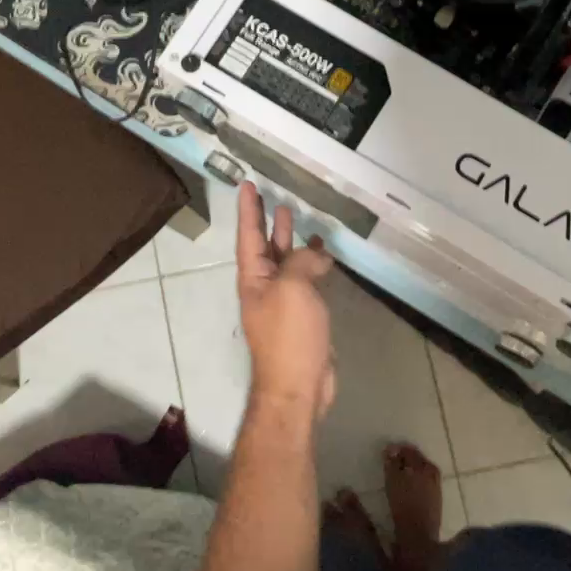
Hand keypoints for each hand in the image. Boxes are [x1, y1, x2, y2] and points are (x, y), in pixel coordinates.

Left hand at [235, 182, 335, 418]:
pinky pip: (305, 282)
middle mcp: (264, 287)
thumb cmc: (289, 335)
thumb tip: (316, 255)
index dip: (249, 210)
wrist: (298, 385)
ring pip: (286, 263)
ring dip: (290, 241)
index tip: (246, 185)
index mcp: (253, 278)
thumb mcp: (293, 288)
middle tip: (271, 195)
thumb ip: (301, 263)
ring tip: (298, 217)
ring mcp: (283, 303)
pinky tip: (324, 257)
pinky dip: (312, 265)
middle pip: (265, 247)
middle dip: (267, 221)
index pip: (249, 235)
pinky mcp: (302, 317)